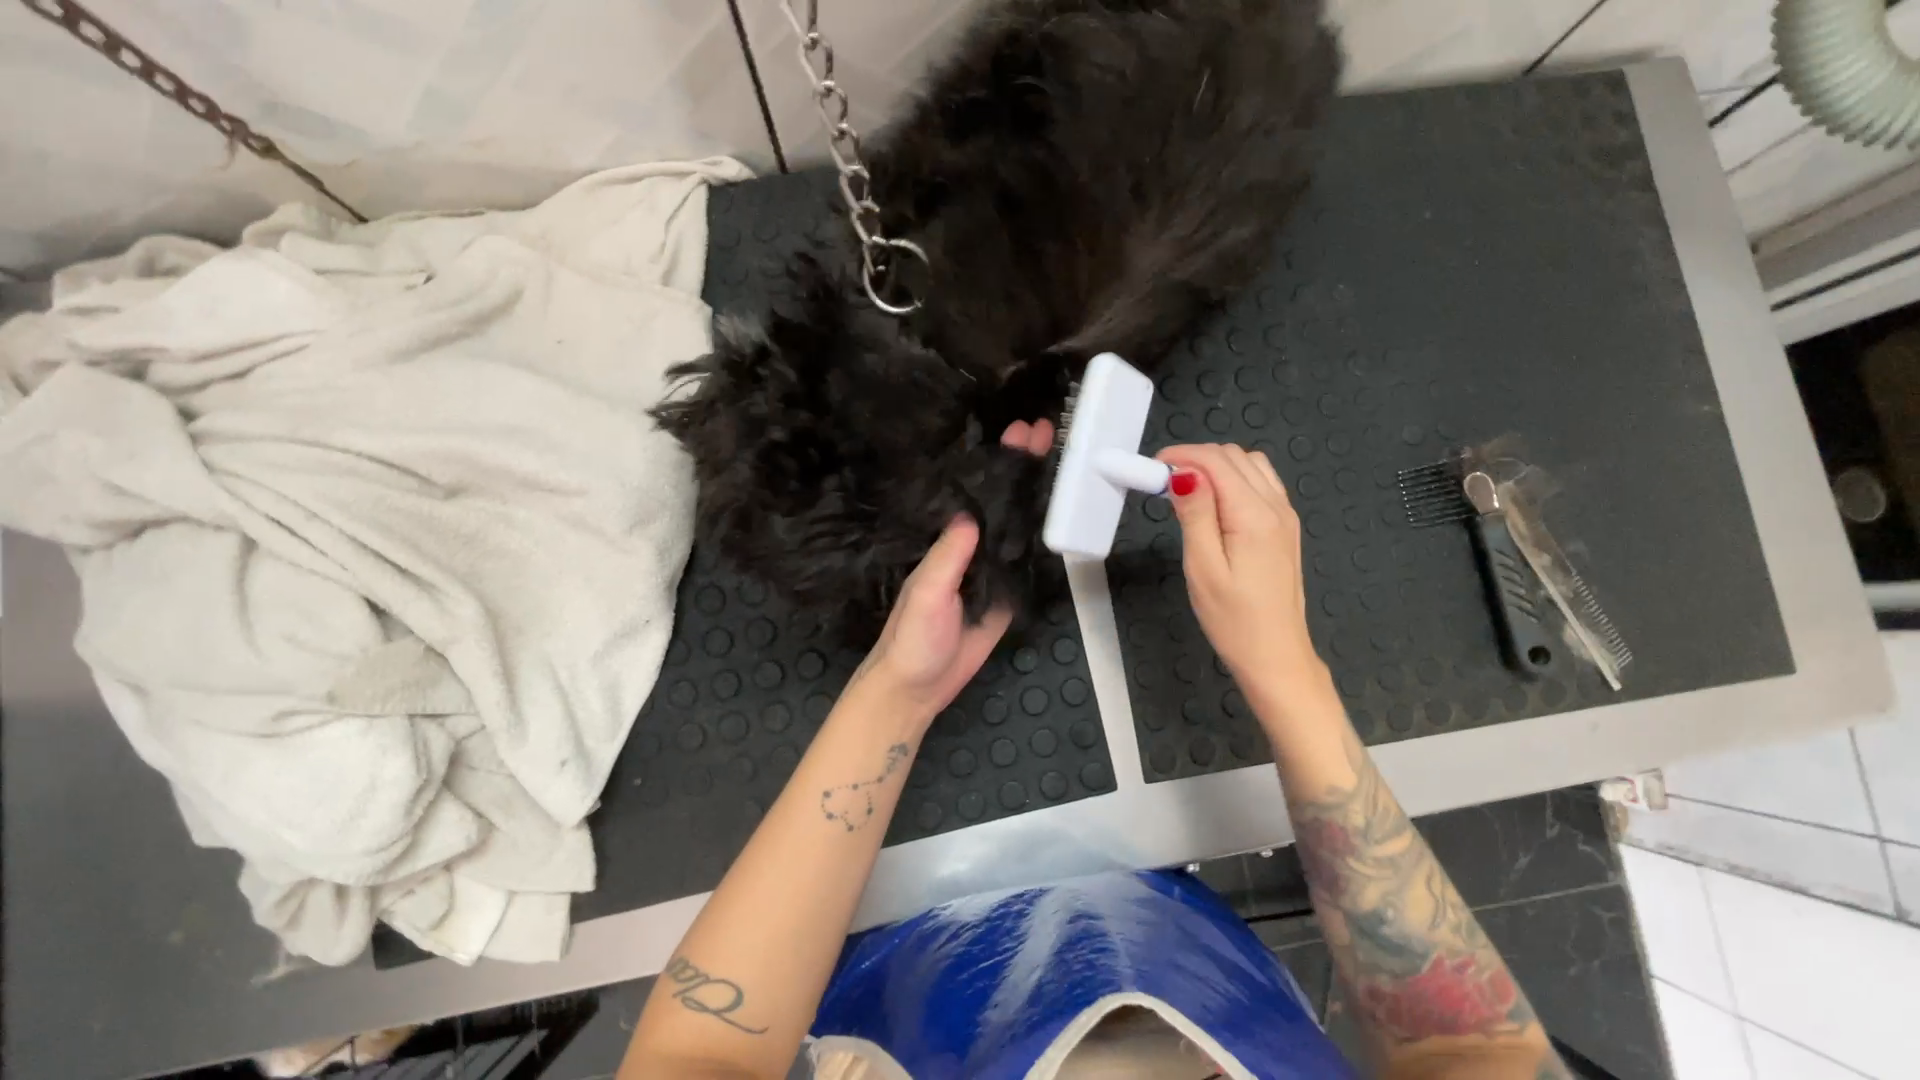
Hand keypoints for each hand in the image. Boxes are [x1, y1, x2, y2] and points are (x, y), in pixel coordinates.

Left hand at [846, 421, 1047, 729]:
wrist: (918, 687)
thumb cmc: (912, 638)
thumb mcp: (926, 593)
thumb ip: (948, 557)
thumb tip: (970, 516)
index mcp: (946, 541)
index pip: (976, 494)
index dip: (997, 463)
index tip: (1019, 432)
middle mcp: (970, 549)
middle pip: (1001, 503)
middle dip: (1021, 469)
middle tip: (1045, 432)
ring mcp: (990, 571)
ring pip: (1017, 528)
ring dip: (1035, 497)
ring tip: (1061, 461)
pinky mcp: (1006, 596)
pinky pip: (1026, 563)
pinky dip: (1042, 540)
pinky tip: (1062, 514)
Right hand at [1157, 444, 1326, 701]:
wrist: (1276, 656)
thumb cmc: (1232, 619)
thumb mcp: (1204, 568)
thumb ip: (1196, 515)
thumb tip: (1184, 472)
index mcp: (1255, 515)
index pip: (1216, 461)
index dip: (1180, 455)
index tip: (1149, 470)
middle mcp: (1276, 506)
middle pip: (1234, 456)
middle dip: (1196, 459)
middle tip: (1161, 485)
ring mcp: (1286, 516)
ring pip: (1251, 465)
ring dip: (1216, 467)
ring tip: (1186, 494)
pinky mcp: (1286, 529)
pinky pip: (1261, 484)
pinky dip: (1234, 480)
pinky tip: (1215, 505)